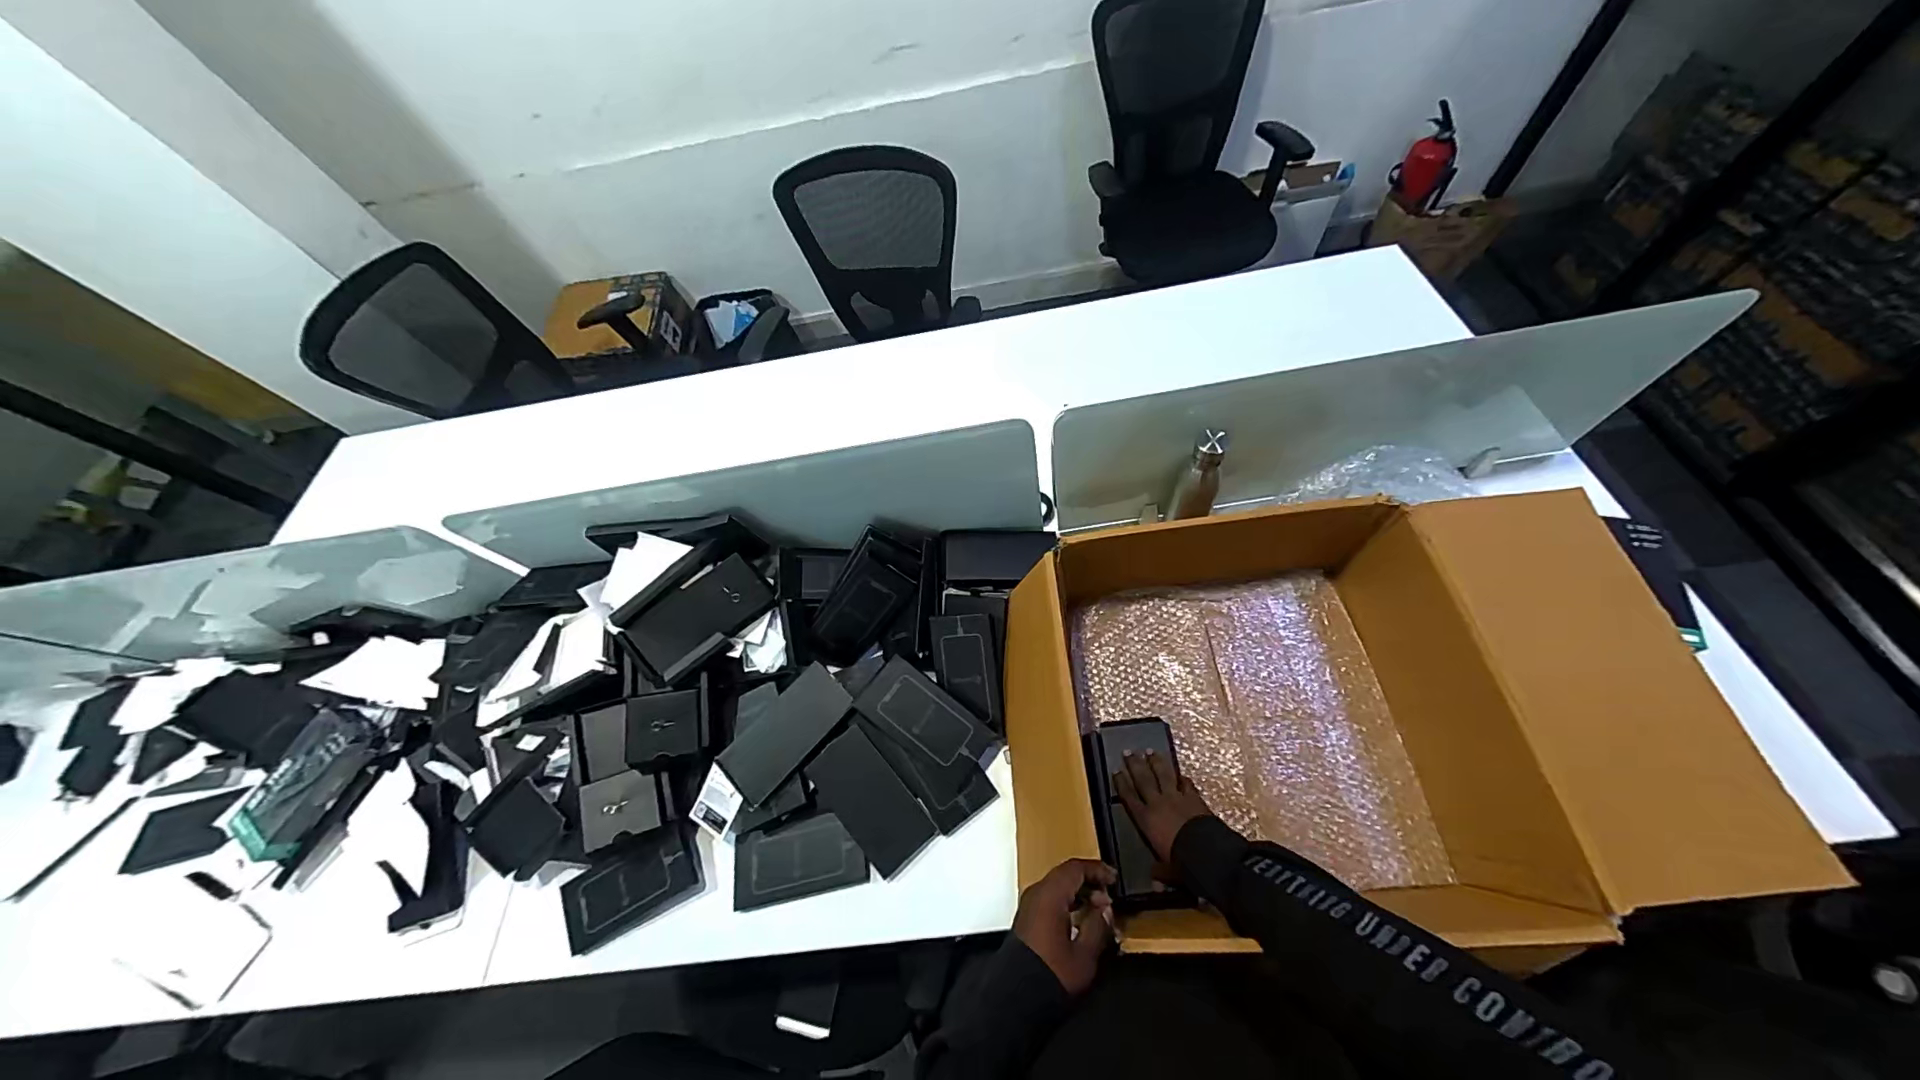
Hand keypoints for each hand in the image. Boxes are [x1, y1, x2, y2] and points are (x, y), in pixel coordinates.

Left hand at [1013, 858, 1115, 994]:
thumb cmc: (1050, 975)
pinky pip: (1049, 899)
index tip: (1114, 878)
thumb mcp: (1084, 955)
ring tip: (1099, 909)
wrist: (1015, 999)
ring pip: (1057, 887)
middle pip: (1064, 875)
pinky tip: (1080, 920)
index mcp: (1049, 895)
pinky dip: (1067, 902)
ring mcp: (1028, 906)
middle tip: (1109, 896)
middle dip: (1089, 881)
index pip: (1074, 868)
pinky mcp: (1026, 919)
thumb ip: (1098, 926)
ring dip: (1078, 892)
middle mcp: (1036, 894)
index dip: (1097, 869)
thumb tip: (1105, 909)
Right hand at [1114, 749, 1210, 864]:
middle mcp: (1158, 804)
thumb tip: (1155, 880)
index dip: (1122, 783)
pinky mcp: (1194, 799)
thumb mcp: (1168, 871)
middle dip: (1135, 764)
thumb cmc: (1182, 862)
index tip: (1116, 771)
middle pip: (1143, 779)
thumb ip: (1160, 871)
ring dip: (1156, 763)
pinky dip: (1182, 778)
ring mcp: (1177, 798)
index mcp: (1146, 820)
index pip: (1129, 797)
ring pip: (1163, 775)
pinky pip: (1186, 785)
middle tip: (1128, 751)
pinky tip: (1180, 774)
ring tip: (1150, 751)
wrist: (1207, 853)